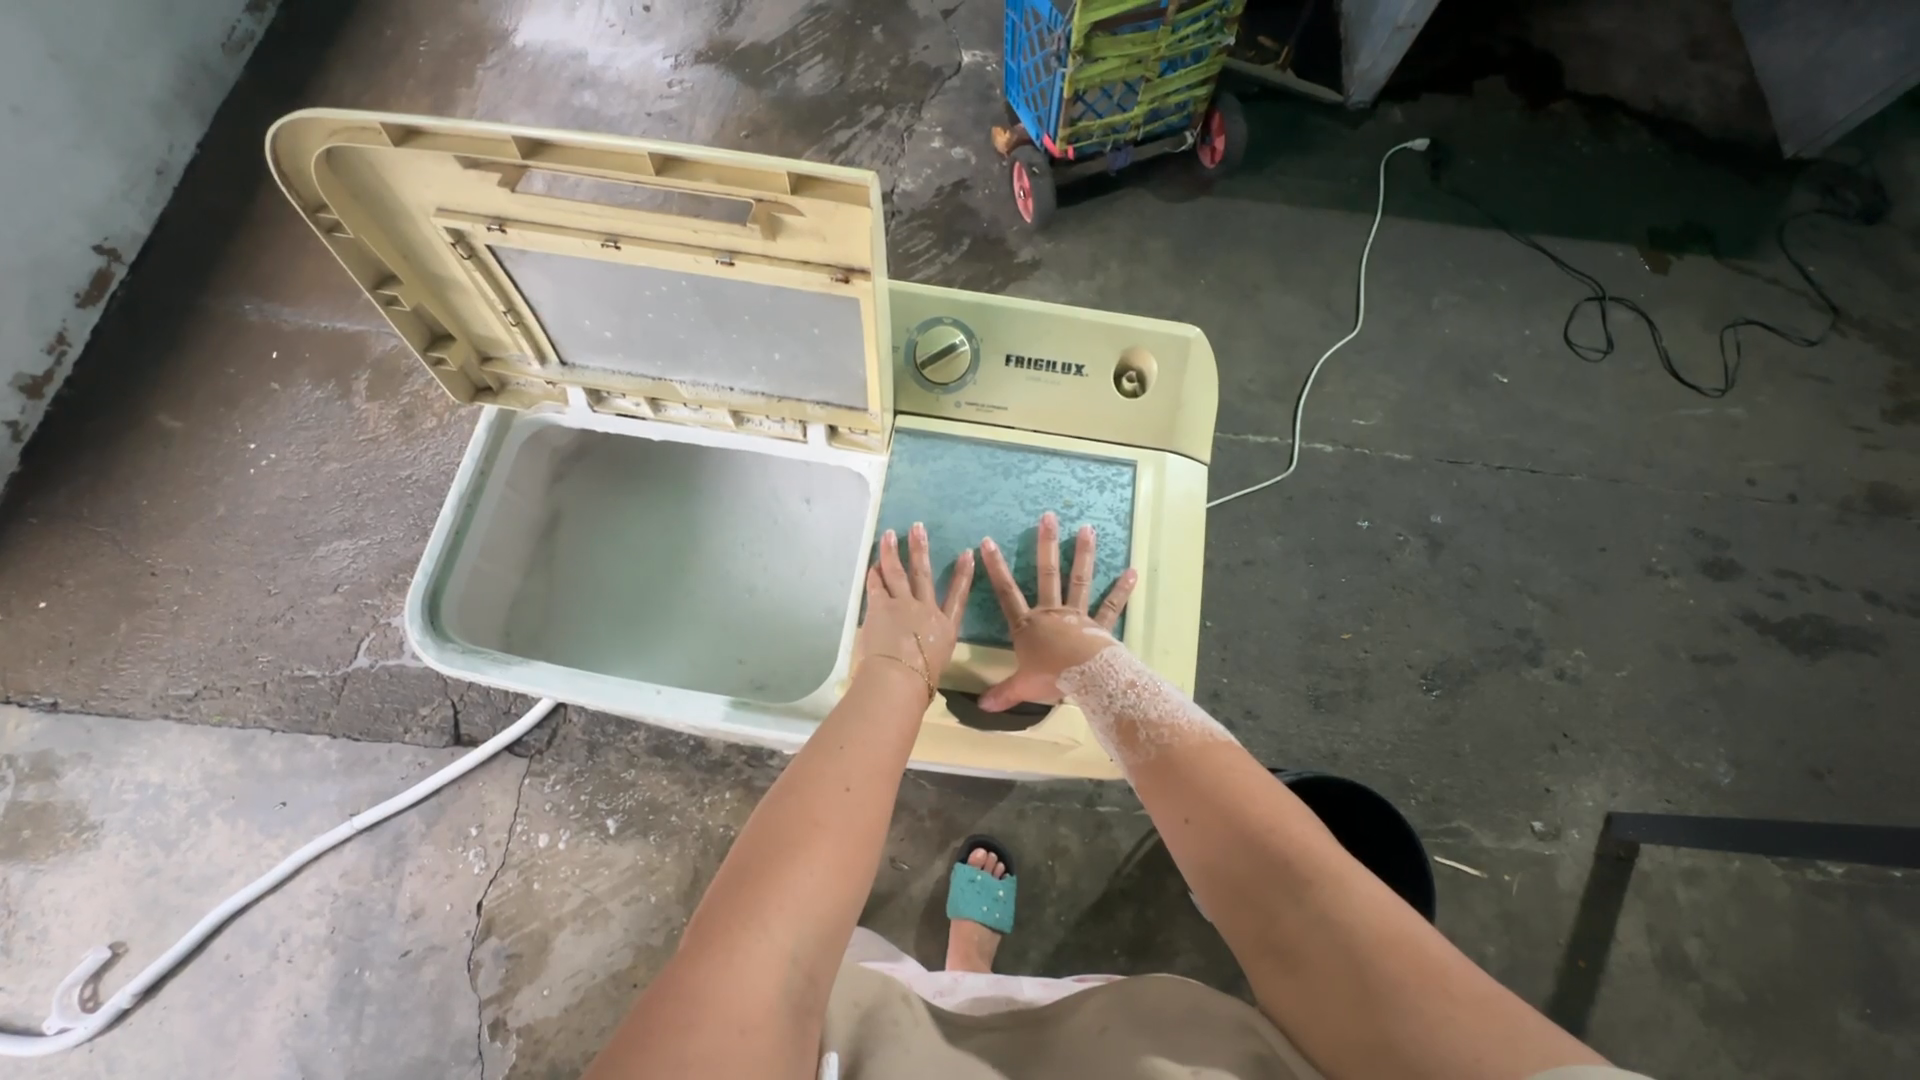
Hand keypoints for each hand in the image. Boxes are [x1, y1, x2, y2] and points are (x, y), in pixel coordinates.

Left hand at [855, 523, 974, 694]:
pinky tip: (873, 565)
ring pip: (898, 573)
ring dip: (892, 552)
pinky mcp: (881, 607)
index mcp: (945, 629)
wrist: (898, 680)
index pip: (958, 596)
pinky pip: (877, 586)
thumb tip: (919, 655)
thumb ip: (928, 653)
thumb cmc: (919, 684)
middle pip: (923, 574)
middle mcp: (926, 611)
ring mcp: (903, 606)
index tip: (967, 554)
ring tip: (889, 534)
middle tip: (918, 528)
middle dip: (921, 550)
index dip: (963, 575)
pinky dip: (874, 574)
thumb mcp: (934, 667)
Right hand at [976, 511, 1138, 711]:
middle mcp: (1051, 613)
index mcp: (1028, 626)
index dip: (995, 567)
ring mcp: (1077, 616)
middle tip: (1049, 516)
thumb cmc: (1051, 679)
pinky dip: (1122, 589)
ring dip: (1083, 554)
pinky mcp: (1100, 626)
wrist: (1086, 680)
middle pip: (1046, 573)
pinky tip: (1132, 572)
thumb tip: (979, 707)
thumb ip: (1002, 694)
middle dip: (1046, 544)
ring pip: (1079, 580)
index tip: (988, 541)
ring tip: (1088, 528)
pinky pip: (1111, 606)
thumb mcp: (1022, 687)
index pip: (1006, 592)